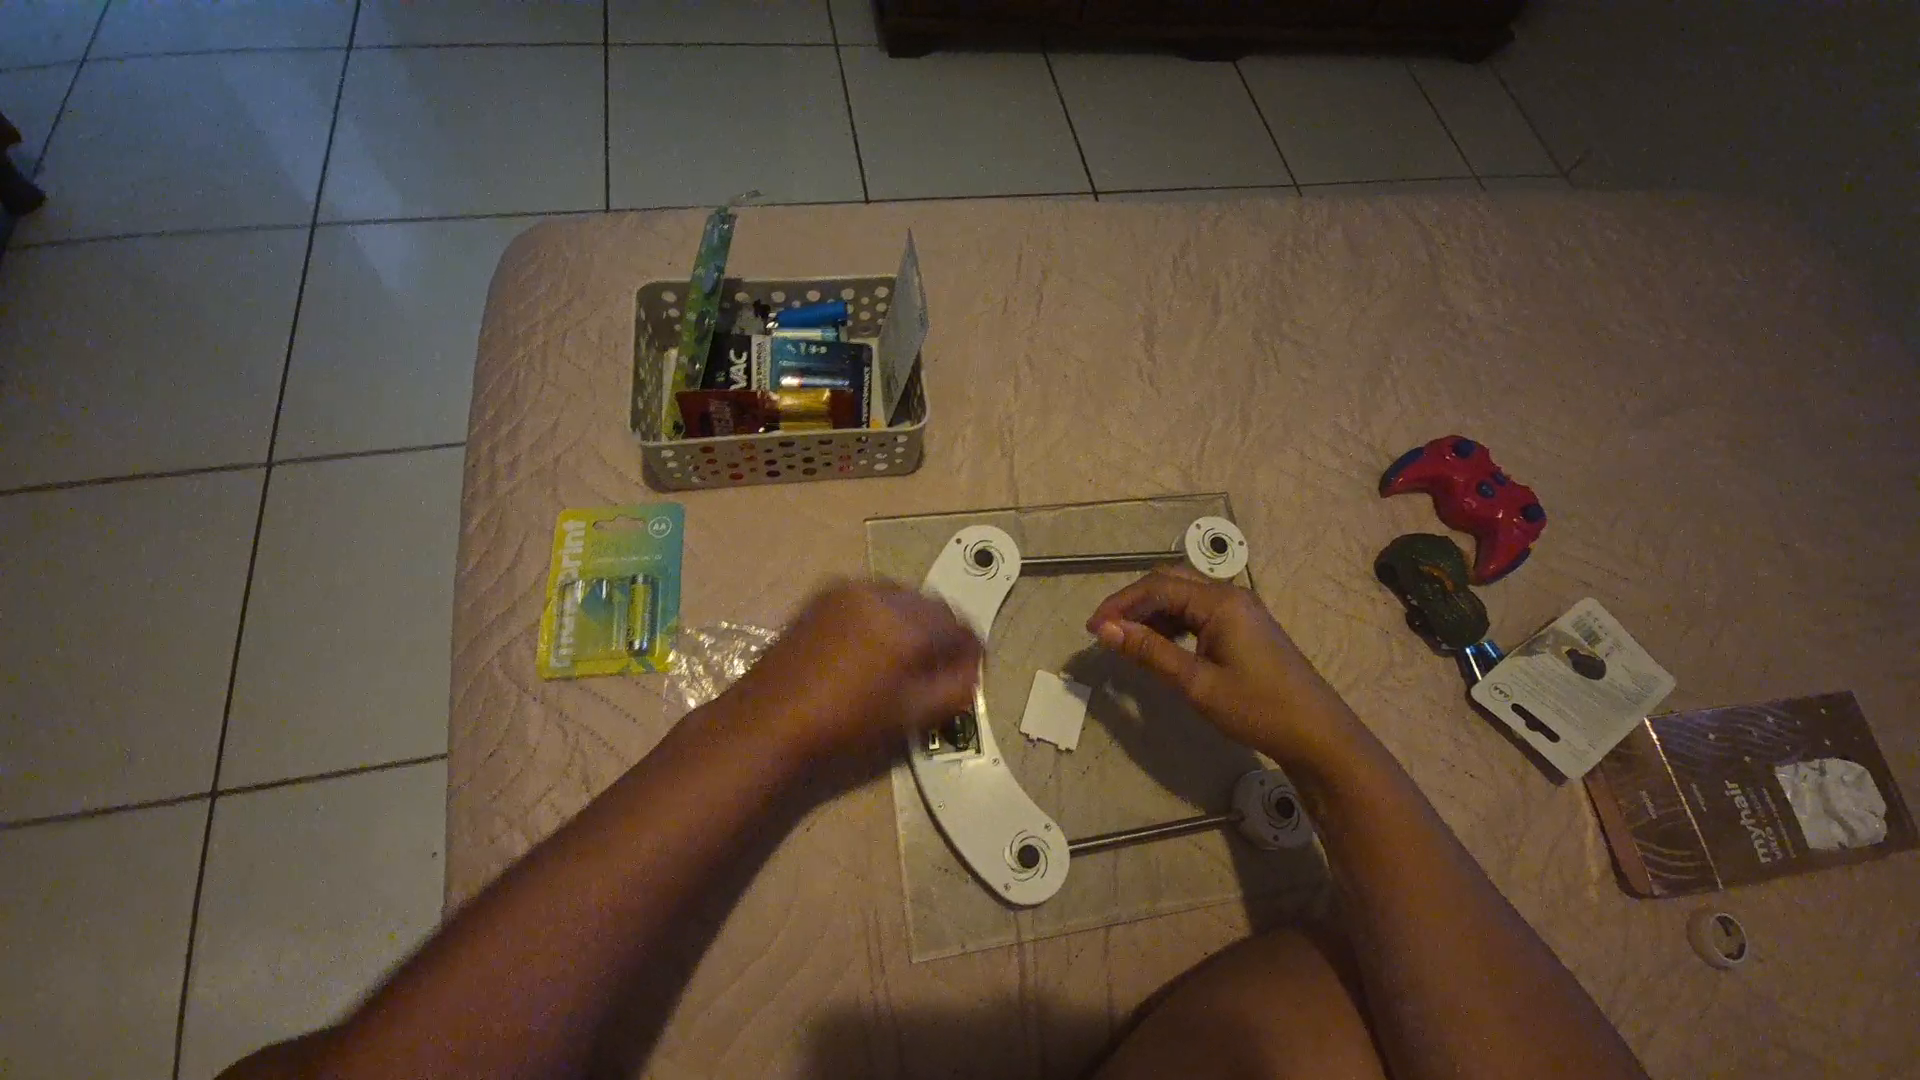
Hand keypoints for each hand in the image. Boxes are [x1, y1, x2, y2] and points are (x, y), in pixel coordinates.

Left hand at [720, 580, 982, 758]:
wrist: (767, 723)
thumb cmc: (844, 726)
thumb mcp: (910, 718)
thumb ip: (953, 691)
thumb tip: (970, 672)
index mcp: (906, 623)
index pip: (959, 624)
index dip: (971, 648)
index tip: (970, 670)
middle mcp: (880, 595)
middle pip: (931, 605)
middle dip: (943, 632)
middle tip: (942, 666)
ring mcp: (847, 591)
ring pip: (900, 598)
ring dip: (913, 621)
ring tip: (908, 658)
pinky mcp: (822, 598)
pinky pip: (870, 597)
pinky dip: (884, 615)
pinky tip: (875, 646)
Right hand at [1086, 570, 1370, 769]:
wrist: (1318, 735)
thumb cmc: (1256, 708)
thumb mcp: (1196, 683)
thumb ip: (1149, 652)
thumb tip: (1105, 630)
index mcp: (1220, 602)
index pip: (1157, 587)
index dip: (1120, 605)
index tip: (1092, 630)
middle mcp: (1230, 595)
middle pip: (1169, 583)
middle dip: (1133, 603)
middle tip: (1105, 631)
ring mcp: (1240, 610)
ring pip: (1183, 596)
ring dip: (1151, 612)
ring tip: (1125, 639)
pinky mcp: (1245, 627)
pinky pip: (1198, 612)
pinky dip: (1172, 623)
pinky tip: (1158, 644)